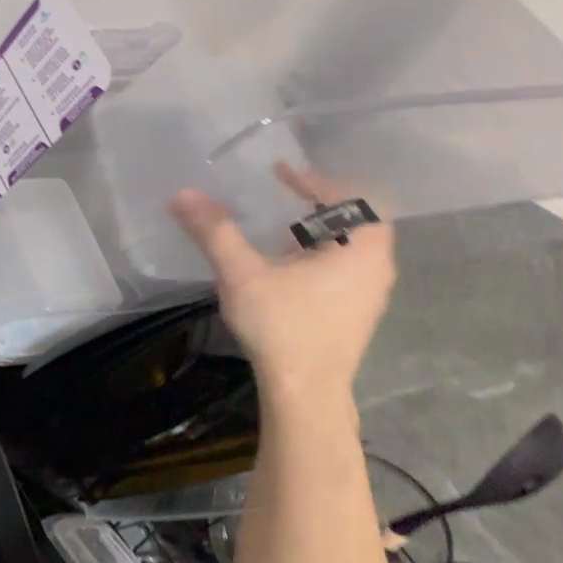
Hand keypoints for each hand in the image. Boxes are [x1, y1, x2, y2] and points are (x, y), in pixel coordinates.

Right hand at [170, 163, 394, 397]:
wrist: (304, 388)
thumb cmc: (282, 324)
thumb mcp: (242, 274)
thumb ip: (215, 232)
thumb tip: (184, 195)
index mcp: (362, 247)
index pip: (348, 196)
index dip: (313, 181)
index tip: (280, 173)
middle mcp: (378, 265)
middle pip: (353, 220)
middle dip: (316, 206)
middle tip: (278, 200)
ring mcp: (372, 292)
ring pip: (349, 248)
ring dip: (316, 234)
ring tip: (278, 233)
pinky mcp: (358, 313)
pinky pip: (344, 270)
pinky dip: (318, 258)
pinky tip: (286, 271)